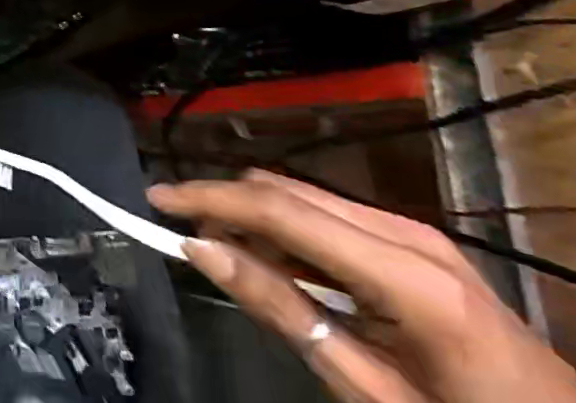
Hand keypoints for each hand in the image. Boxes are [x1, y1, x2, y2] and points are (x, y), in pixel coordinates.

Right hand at [148, 171, 575, 402]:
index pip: (282, 211)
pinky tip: (270, 259)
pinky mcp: (418, 242)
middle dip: (226, 201)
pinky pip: (333, 216)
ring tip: (215, 245)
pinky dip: (289, 230)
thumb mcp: (369, 389)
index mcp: (403, 274)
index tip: (157, 197)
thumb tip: (204, 252)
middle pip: (289, 191)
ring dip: (255, 214)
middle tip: (178, 226)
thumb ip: (284, 313)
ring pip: (307, 197)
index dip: (211, 198)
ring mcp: (416, 232)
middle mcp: (406, 232)